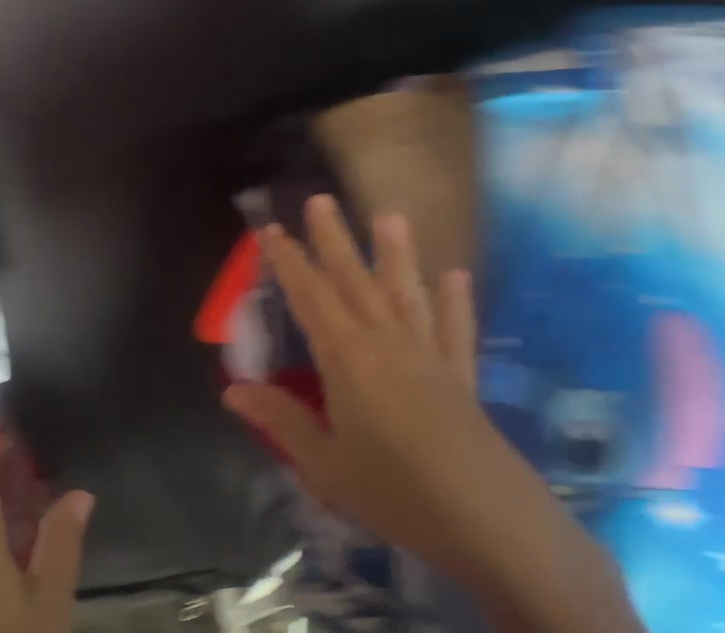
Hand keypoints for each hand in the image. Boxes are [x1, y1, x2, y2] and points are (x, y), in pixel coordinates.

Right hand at [225, 195, 641, 632]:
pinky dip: (455, 303)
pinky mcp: (462, 380)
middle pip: (355, 283)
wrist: (492, 526)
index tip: (271, 230)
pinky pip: (455, 332)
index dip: (289, 263)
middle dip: (334, 241)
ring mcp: (429, 358)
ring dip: (396, 255)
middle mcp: (387, 345)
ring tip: (390, 216)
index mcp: (347, 359)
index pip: (310, 298)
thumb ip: (281, 421)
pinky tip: (457, 276)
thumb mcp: (325, 465)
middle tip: (320, 199)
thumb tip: (232, 389)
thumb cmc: (396, 492)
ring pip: (405, 295)